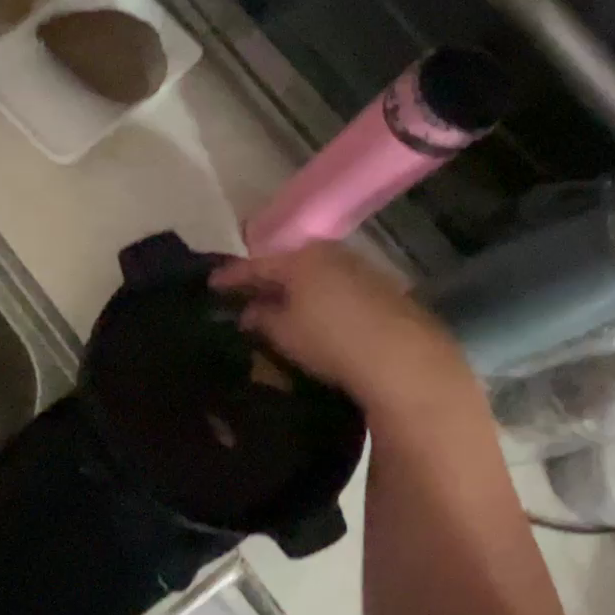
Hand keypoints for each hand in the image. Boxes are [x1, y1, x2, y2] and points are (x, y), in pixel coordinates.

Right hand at [209, 243, 474, 416]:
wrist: (403, 359)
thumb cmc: (330, 340)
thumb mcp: (282, 333)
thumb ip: (260, 317)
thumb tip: (248, 311)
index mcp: (300, 259)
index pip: (255, 264)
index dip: (230, 276)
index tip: (211, 284)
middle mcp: (331, 255)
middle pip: (288, 264)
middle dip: (266, 280)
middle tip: (244, 294)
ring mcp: (361, 271)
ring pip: (315, 275)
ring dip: (295, 289)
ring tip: (277, 306)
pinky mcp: (383, 292)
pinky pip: (337, 288)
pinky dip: (318, 298)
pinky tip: (313, 315)